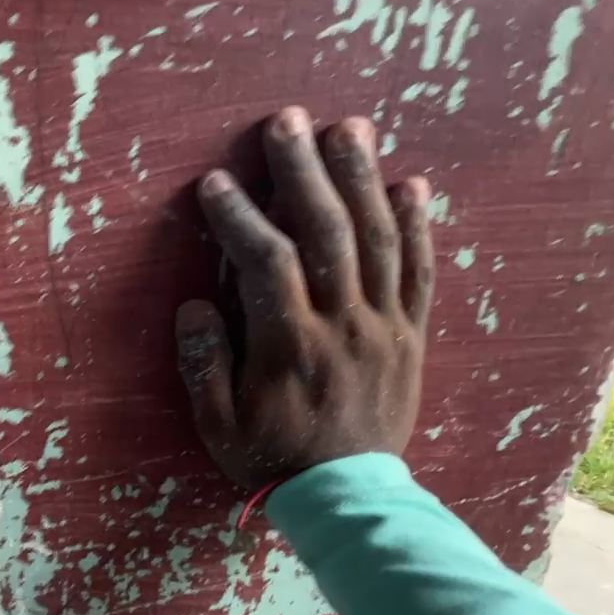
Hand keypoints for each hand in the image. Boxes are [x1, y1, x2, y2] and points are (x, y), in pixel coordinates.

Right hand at [177, 107, 435, 489]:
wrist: (345, 492)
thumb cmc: (267, 454)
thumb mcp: (214, 420)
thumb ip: (203, 362)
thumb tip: (194, 303)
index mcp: (290, 345)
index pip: (266, 264)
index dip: (241, 217)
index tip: (215, 183)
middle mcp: (344, 323)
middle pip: (328, 233)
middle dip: (305, 172)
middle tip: (287, 122)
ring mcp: (385, 325)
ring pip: (378, 239)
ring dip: (361, 178)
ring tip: (347, 128)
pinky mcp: (410, 332)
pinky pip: (419, 269)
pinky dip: (417, 223)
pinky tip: (408, 182)